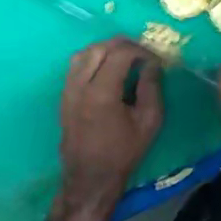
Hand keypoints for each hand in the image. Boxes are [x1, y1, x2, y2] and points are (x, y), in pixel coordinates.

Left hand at [58, 38, 163, 207]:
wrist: (91, 175)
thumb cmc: (124, 151)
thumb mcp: (149, 121)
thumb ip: (152, 88)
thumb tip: (153, 65)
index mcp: (102, 92)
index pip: (120, 54)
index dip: (142, 51)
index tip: (157, 60)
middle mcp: (80, 86)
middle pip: (99, 48)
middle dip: (124, 45)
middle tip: (144, 53)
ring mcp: (68, 90)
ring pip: (84, 53)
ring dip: (106, 49)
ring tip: (127, 58)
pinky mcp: (64, 96)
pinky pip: (76, 66)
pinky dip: (95, 59)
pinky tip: (110, 69)